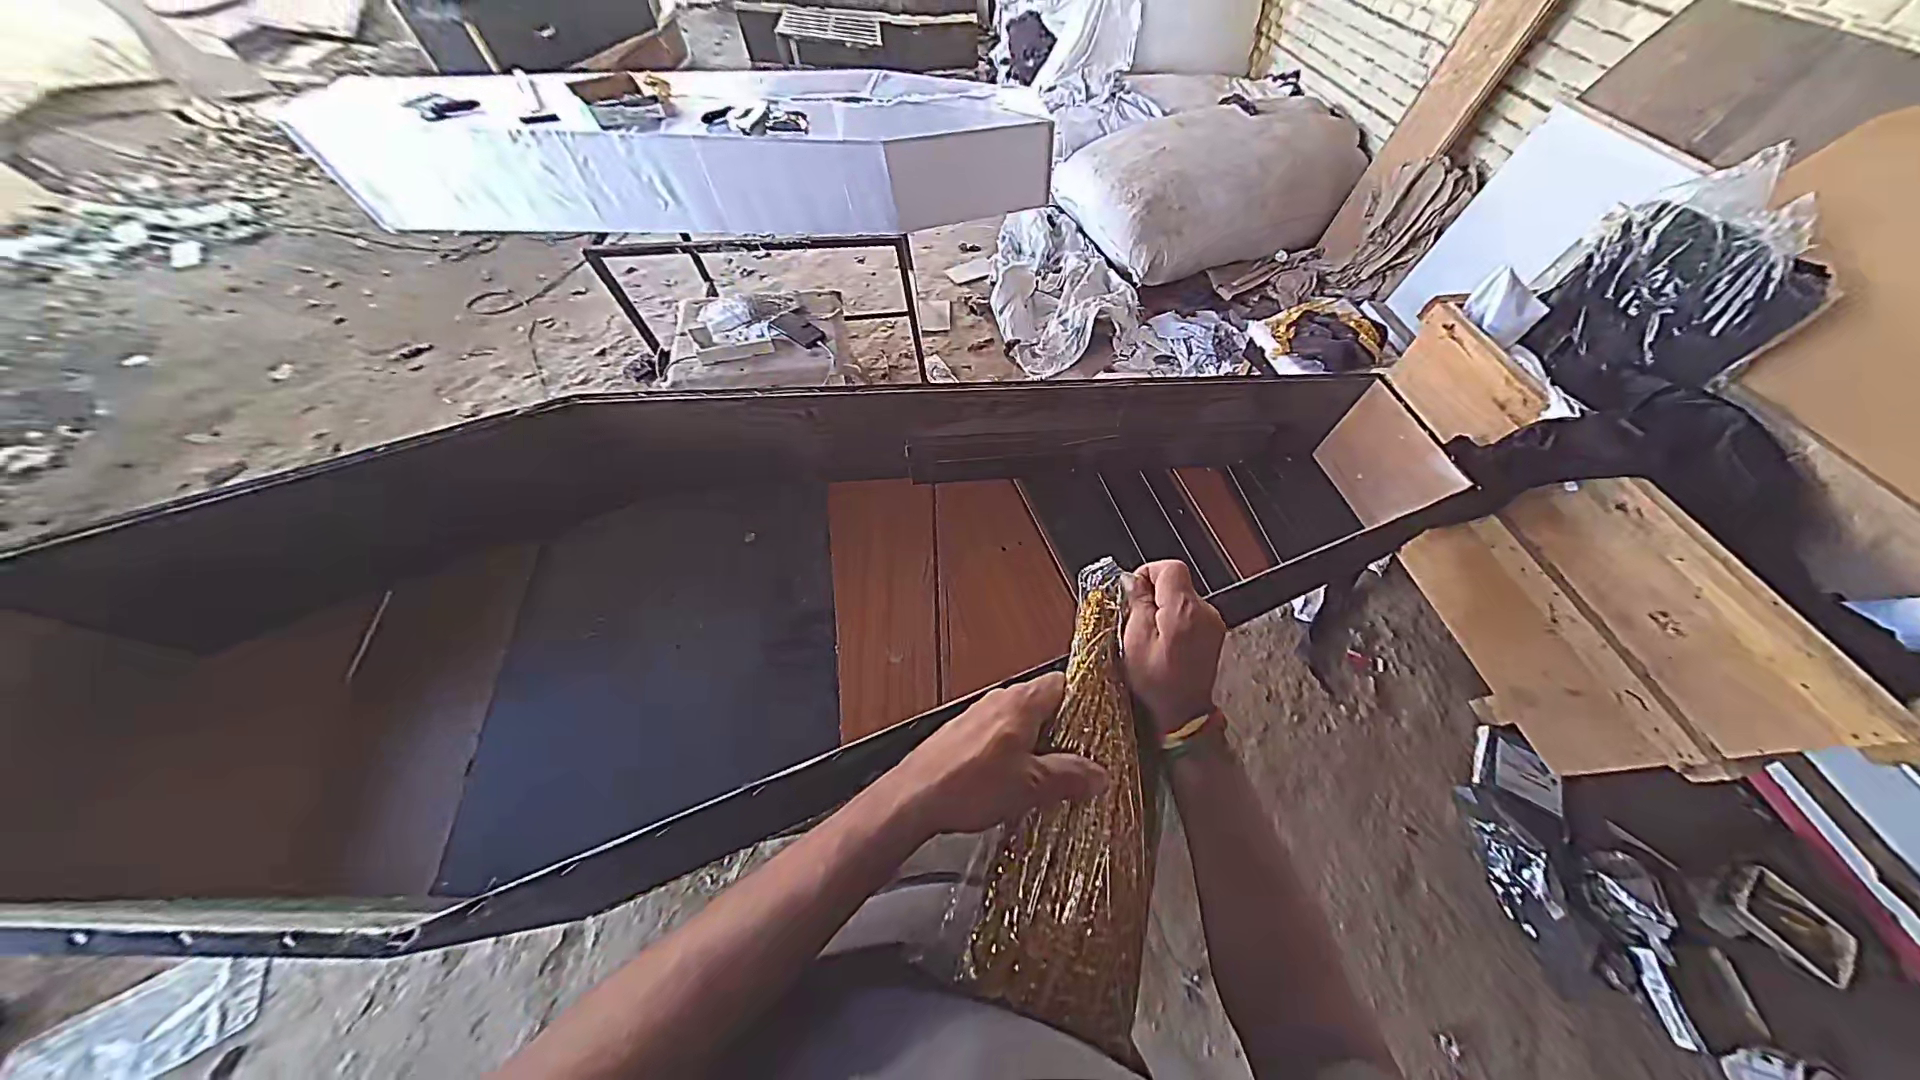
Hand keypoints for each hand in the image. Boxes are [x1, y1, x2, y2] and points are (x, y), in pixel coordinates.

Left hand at [879, 672, 1108, 836]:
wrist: (913, 797)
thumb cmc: (968, 784)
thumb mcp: (1031, 786)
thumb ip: (1069, 776)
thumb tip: (1098, 774)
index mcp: (1020, 702)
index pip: (1063, 683)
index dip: (1083, 702)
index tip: (1097, 726)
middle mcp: (998, 701)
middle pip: (1042, 704)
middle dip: (1061, 732)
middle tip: (1077, 762)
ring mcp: (977, 716)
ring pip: (1019, 722)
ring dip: (1034, 745)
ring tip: (1044, 779)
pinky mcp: (960, 735)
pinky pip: (997, 736)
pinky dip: (1009, 754)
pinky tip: (1009, 783)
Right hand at [1124, 560, 1225, 733]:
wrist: (1183, 715)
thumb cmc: (1156, 685)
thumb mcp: (1133, 640)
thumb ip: (1137, 604)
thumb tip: (1133, 581)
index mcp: (1184, 611)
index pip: (1170, 567)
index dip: (1147, 574)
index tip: (1134, 592)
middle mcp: (1205, 613)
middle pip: (1176, 581)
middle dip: (1153, 594)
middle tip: (1137, 618)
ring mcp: (1213, 623)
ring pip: (1182, 597)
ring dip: (1163, 608)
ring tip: (1150, 635)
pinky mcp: (1213, 633)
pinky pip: (1190, 613)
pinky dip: (1174, 620)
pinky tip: (1164, 642)